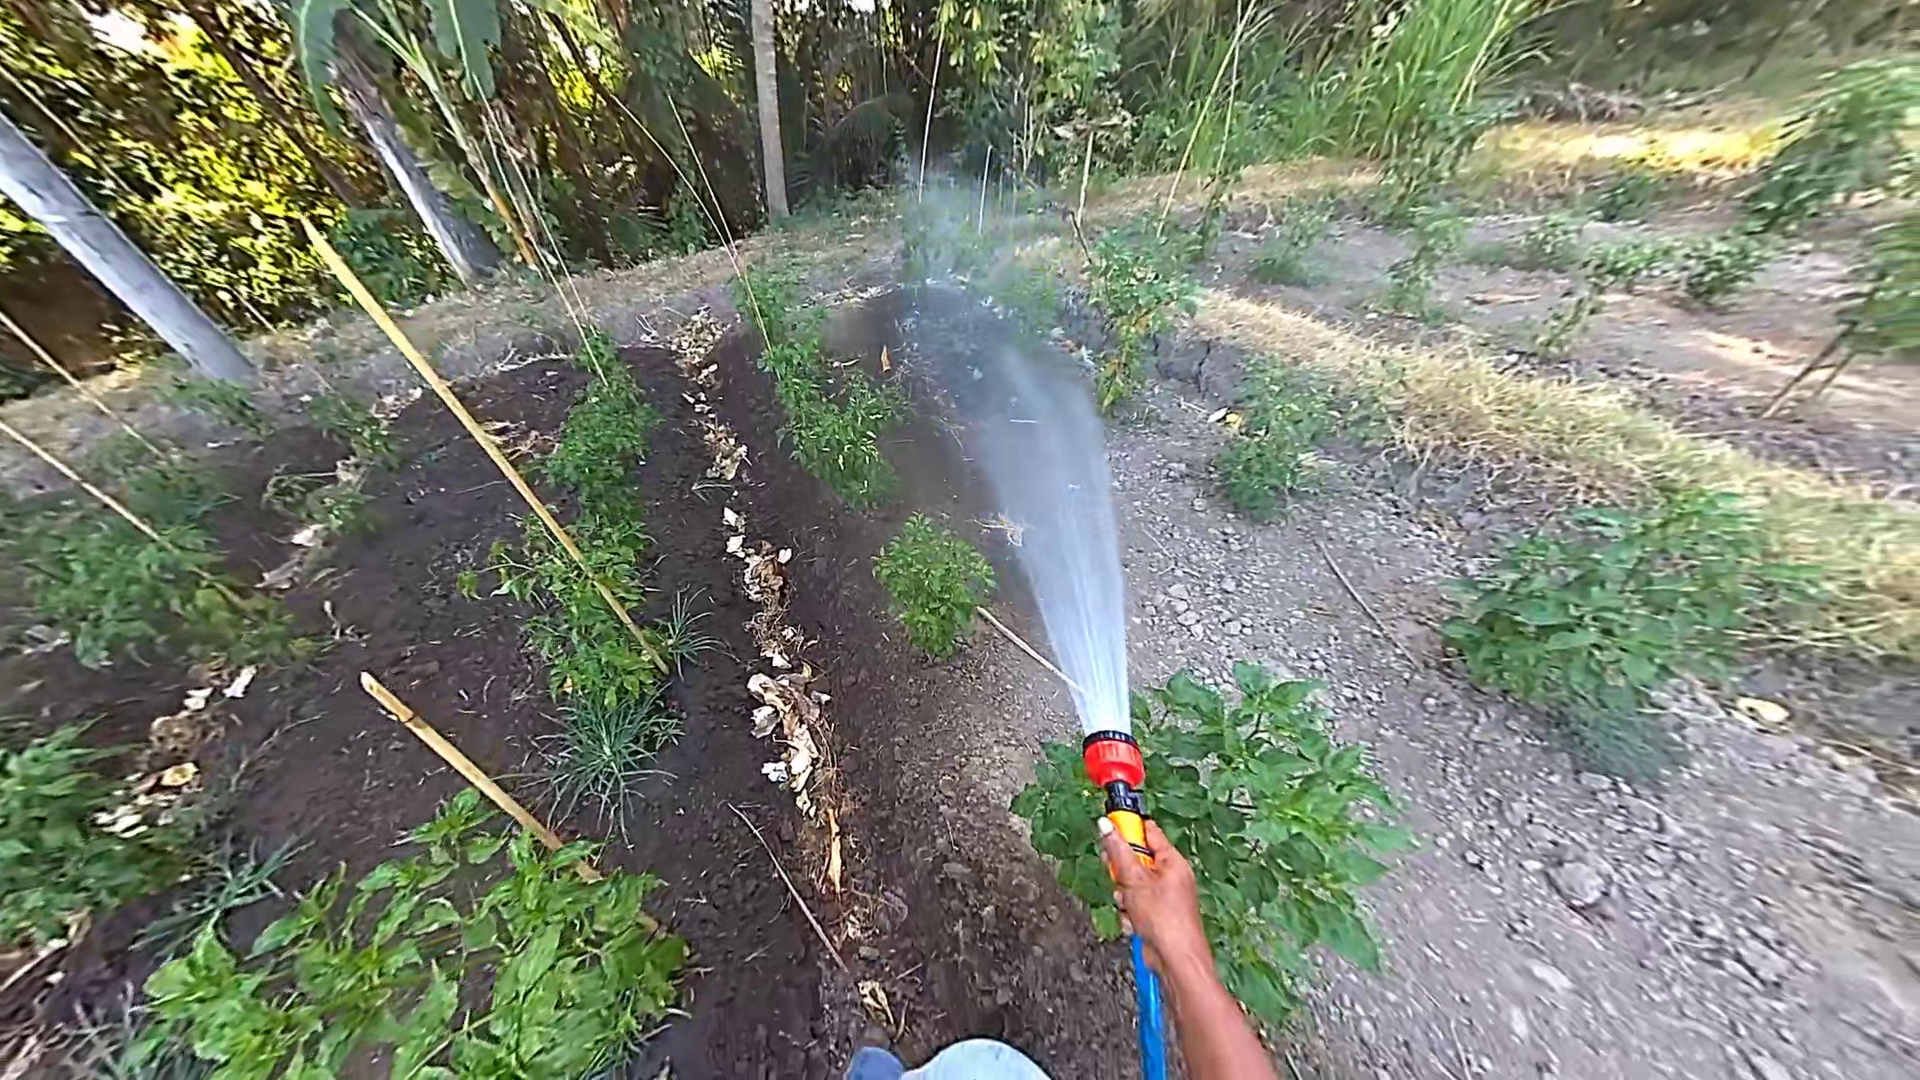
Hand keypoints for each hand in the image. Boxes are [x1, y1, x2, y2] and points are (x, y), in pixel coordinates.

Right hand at [1098, 817, 1209, 979]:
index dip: (1128, 828)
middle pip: (1137, 858)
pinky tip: (1133, 920)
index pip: (1148, 831)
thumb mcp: (1134, 877)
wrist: (1176, 962)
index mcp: (1172, 860)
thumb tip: (1105, 824)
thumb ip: (1117, 849)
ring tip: (1127, 903)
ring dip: (1124, 892)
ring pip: (1133, 882)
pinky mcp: (1158, 914)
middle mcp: (1171, 876)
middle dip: (1122, 868)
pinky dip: (1130, 910)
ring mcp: (1165, 896)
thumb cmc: (1163, 918)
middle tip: (1116, 874)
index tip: (1109, 830)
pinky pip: (1136, 902)